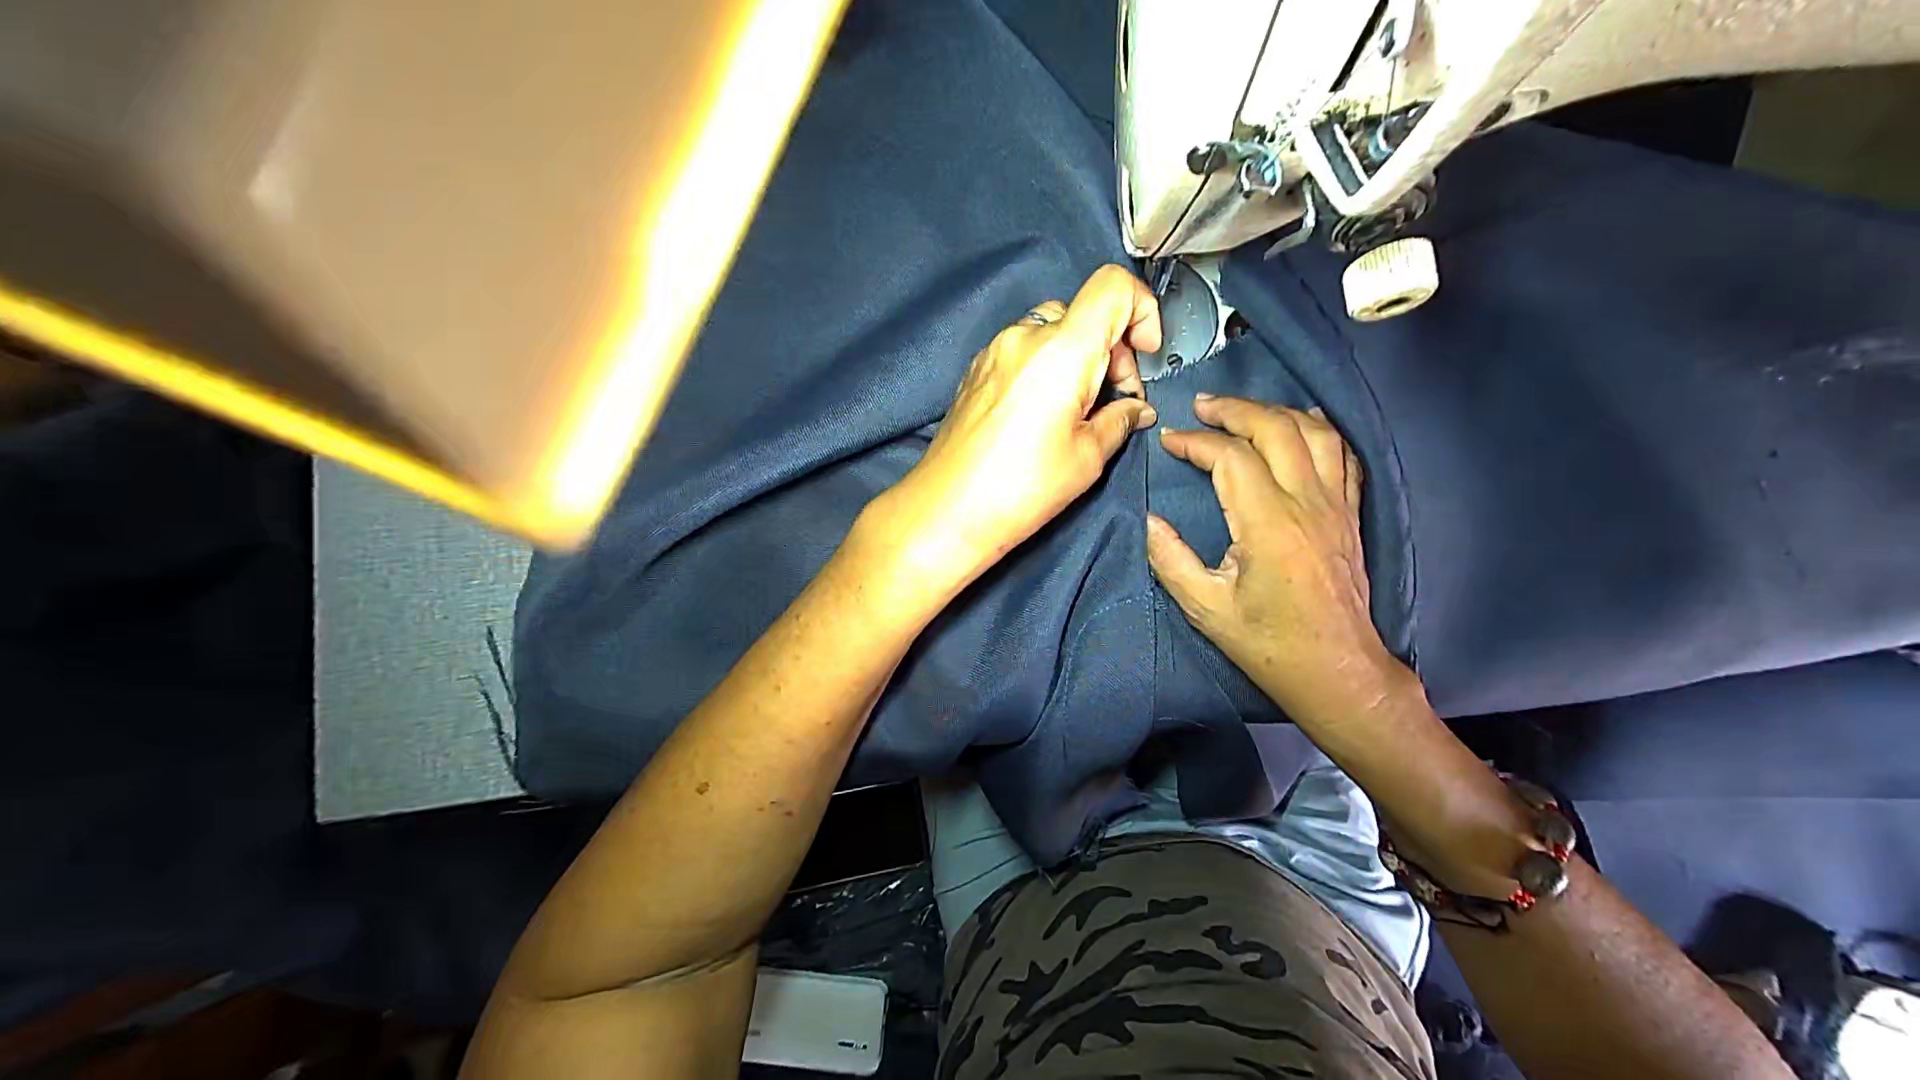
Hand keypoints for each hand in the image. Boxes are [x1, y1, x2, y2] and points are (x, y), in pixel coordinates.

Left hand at [878, 265, 1161, 592]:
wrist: (946, 511)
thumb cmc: (1017, 489)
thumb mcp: (1087, 458)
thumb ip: (1121, 420)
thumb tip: (1135, 409)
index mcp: (1061, 350)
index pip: (1113, 287)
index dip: (1142, 311)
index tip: (1145, 352)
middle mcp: (1024, 336)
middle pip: (1084, 314)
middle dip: (1111, 352)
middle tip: (1114, 403)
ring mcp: (994, 351)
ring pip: (1053, 332)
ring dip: (1077, 361)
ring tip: (1076, 414)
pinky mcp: (976, 371)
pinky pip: (1023, 351)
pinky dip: (1046, 369)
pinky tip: (1043, 415)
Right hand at [1145, 395, 1409, 725]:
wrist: (1336, 671)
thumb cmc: (1266, 643)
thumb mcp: (1204, 607)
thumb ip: (1169, 557)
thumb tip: (1147, 519)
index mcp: (1268, 524)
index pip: (1231, 458)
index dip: (1196, 442)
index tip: (1170, 442)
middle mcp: (1307, 503)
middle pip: (1276, 428)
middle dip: (1235, 409)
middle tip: (1202, 407)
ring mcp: (1336, 506)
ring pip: (1315, 432)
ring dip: (1276, 411)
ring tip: (1243, 411)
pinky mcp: (1351, 515)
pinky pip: (1345, 455)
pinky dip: (1320, 430)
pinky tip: (1302, 423)